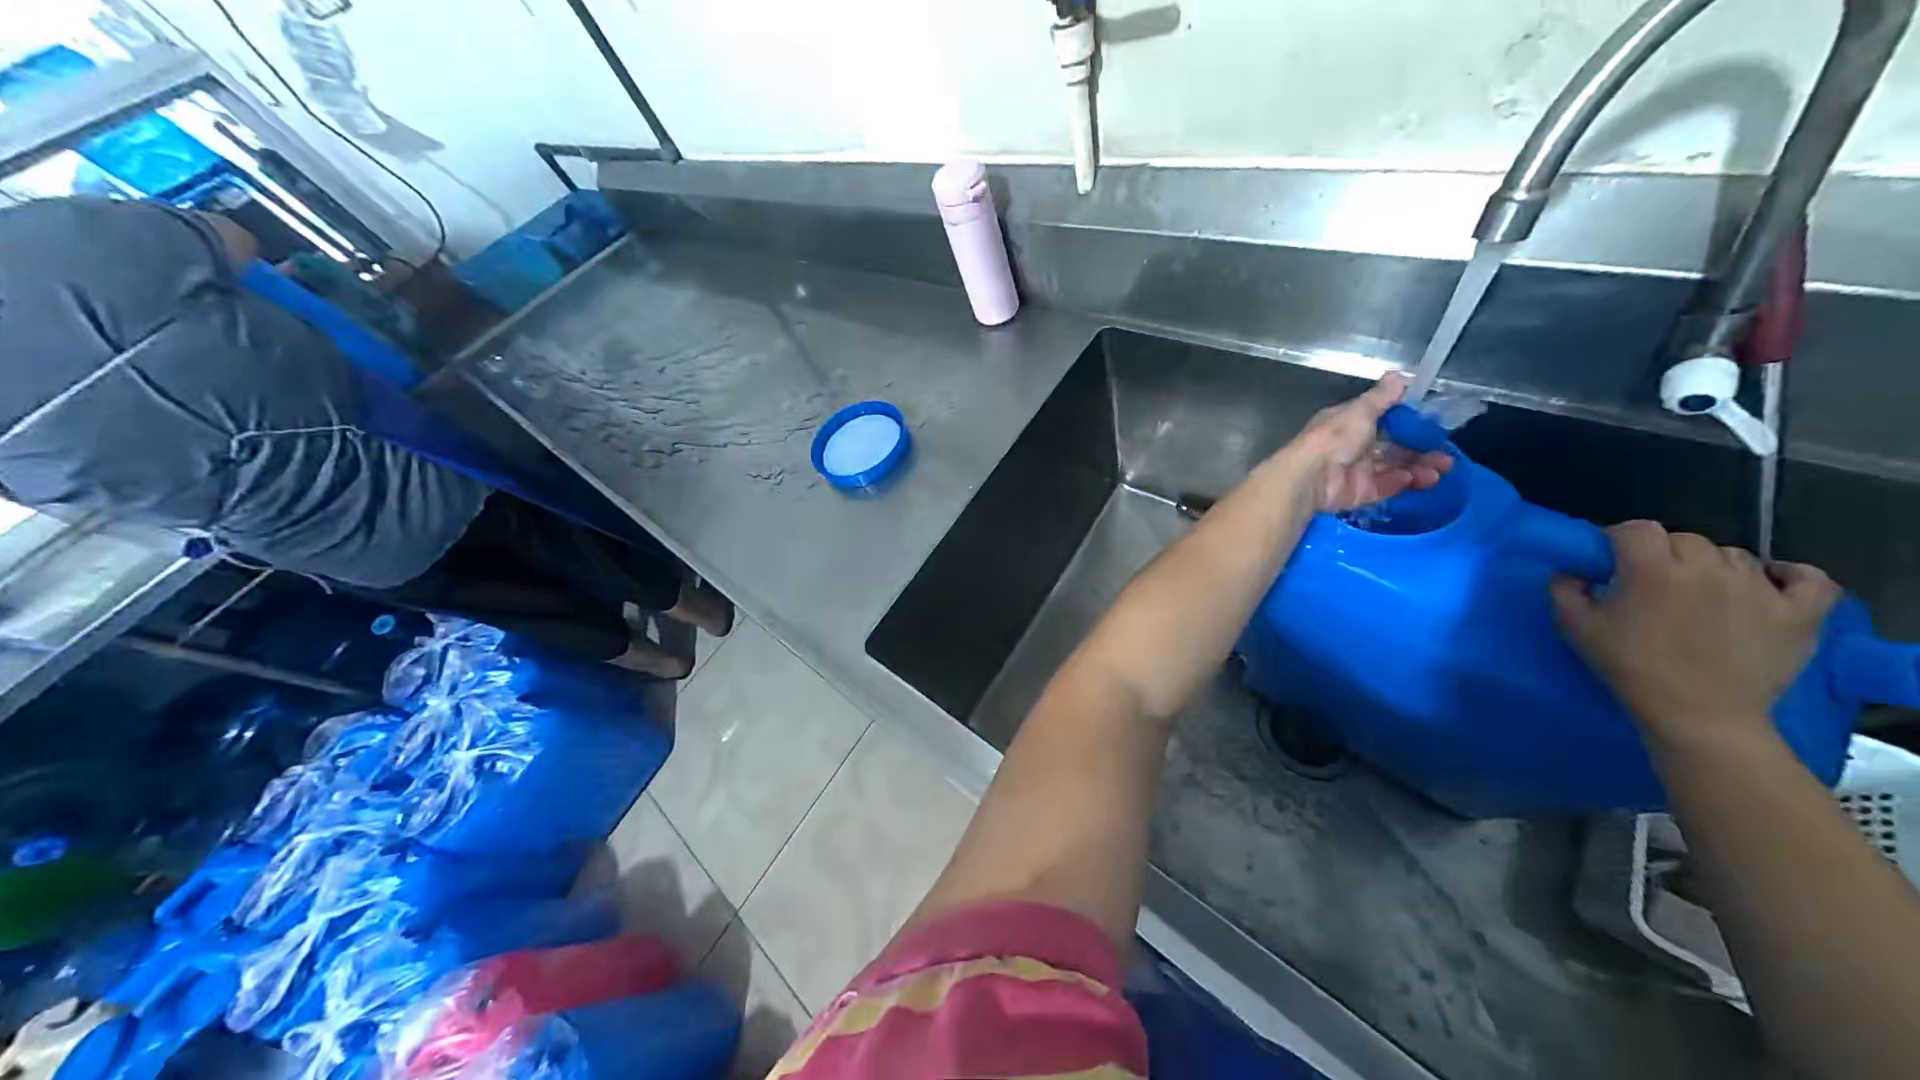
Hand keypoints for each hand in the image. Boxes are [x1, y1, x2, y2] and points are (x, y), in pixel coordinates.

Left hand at [1280, 374, 1452, 511]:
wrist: (1309, 477)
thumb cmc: (1334, 438)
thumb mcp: (1359, 411)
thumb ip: (1381, 397)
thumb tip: (1399, 374)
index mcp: (1351, 424)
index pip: (1386, 422)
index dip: (1411, 424)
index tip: (1435, 426)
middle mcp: (1355, 446)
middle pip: (1394, 448)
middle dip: (1422, 451)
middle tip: (1447, 456)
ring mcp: (1357, 471)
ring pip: (1395, 468)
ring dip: (1420, 467)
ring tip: (1442, 469)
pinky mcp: (1360, 492)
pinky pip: (1387, 487)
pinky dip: (1405, 482)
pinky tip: (1421, 478)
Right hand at [1550, 520, 1840, 749]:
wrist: (1698, 715)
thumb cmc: (1630, 668)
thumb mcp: (1576, 627)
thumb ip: (1564, 589)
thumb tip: (1573, 571)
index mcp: (1652, 570)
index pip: (1636, 529)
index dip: (1619, 540)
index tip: (1610, 561)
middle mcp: (1708, 569)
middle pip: (1686, 539)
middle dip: (1664, 554)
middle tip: (1652, 584)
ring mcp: (1760, 589)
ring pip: (1734, 556)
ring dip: (1713, 567)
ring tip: (1702, 594)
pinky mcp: (1799, 612)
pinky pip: (1808, 578)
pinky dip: (1790, 575)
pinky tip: (1770, 582)